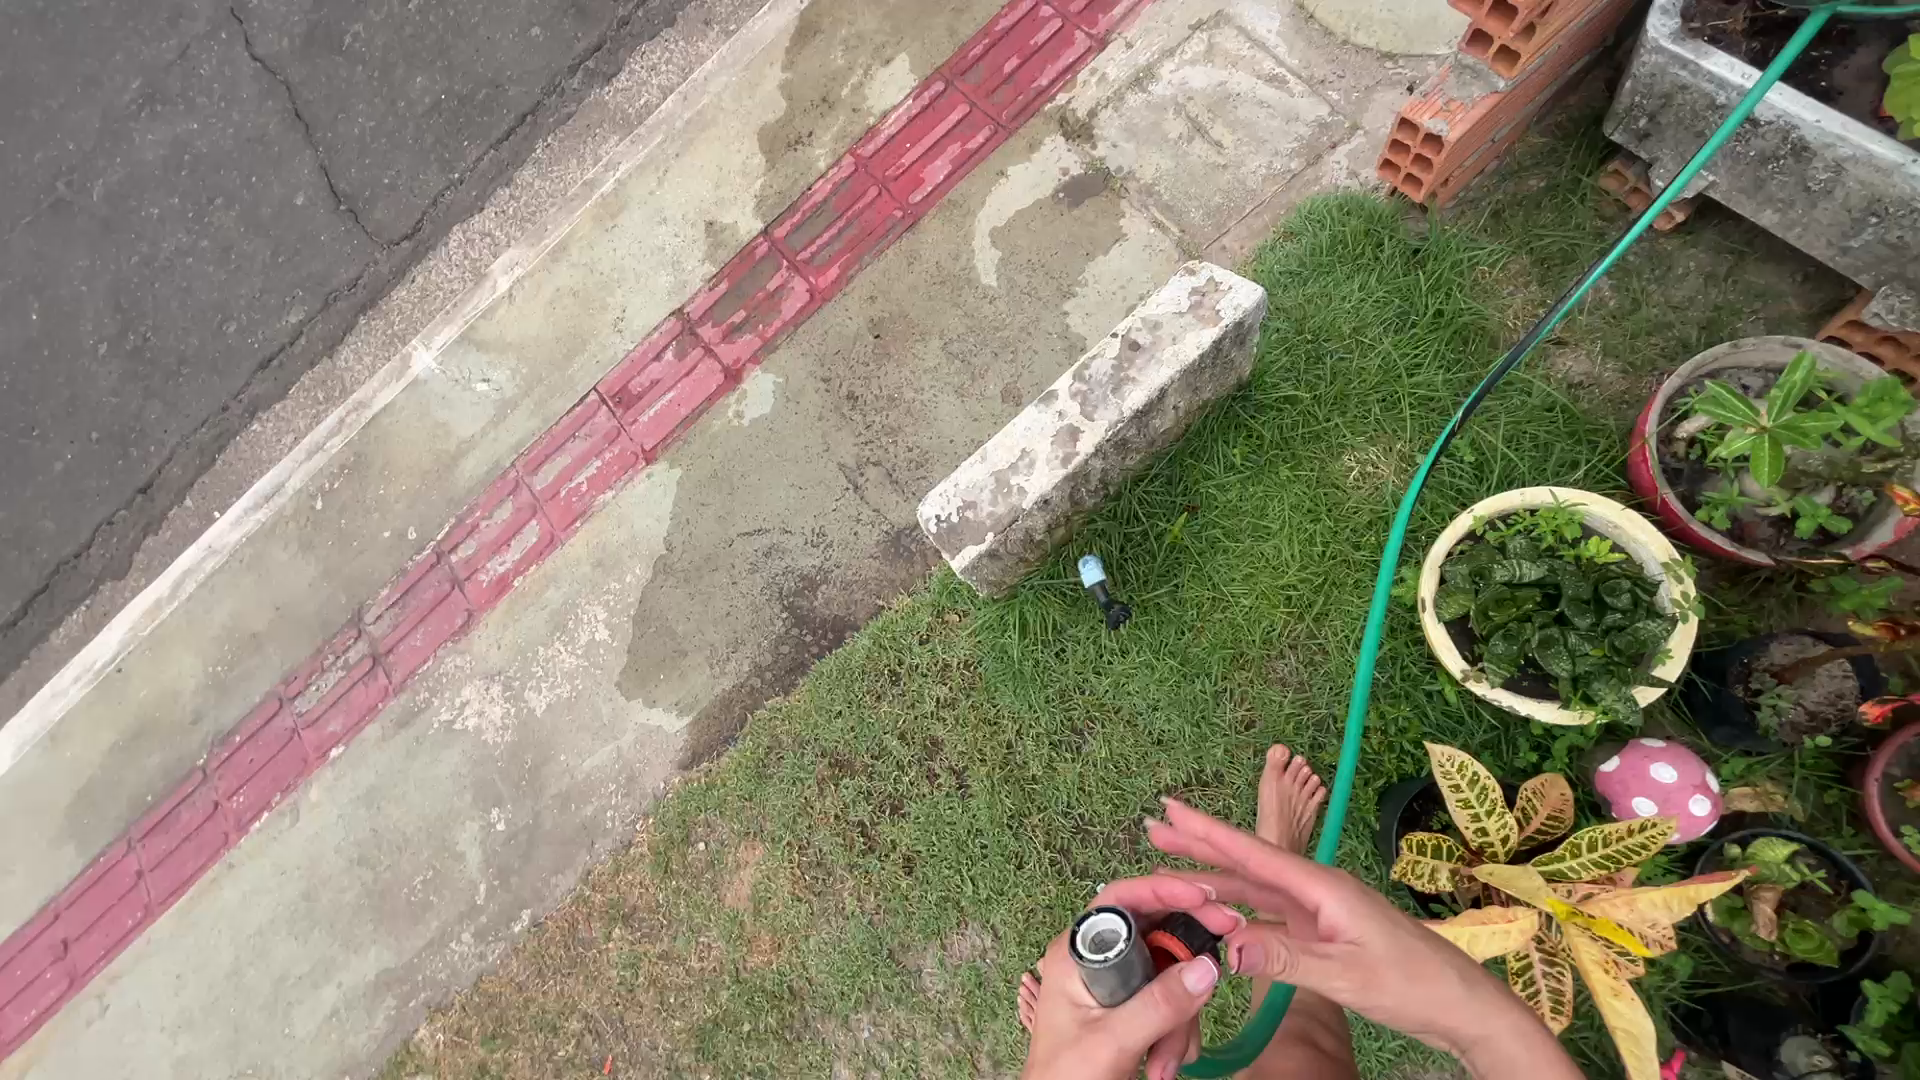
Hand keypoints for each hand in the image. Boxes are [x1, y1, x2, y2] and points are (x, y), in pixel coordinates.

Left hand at [1021, 875, 1241, 1079]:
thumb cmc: (1067, 1078)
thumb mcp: (1113, 1042)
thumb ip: (1159, 1005)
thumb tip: (1208, 966)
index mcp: (1076, 950)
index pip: (1121, 899)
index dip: (1163, 889)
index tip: (1206, 897)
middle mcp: (1095, 958)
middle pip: (1154, 936)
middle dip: (1184, 968)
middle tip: (1222, 964)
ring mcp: (1115, 985)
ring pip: (1168, 976)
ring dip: (1179, 1021)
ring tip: (1164, 1065)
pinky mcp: (1130, 1010)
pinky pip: (1169, 1005)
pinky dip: (1176, 1035)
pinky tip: (1162, 1067)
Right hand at [1146, 798, 1580, 1078]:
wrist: (1463, 1004)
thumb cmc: (1412, 985)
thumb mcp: (1348, 975)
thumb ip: (1286, 958)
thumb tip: (1225, 945)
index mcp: (1320, 885)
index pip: (1252, 851)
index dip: (1207, 830)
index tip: (1171, 807)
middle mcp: (1314, 887)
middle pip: (1246, 861)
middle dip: (1199, 843)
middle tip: (1155, 826)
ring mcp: (1317, 907)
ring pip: (1254, 885)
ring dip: (1213, 874)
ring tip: (1171, 861)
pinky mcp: (1320, 926)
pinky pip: (1269, 910)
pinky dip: (1238, 906)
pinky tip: (1217, 905)